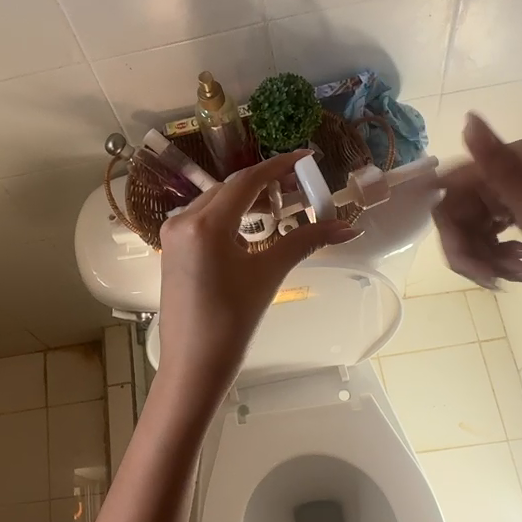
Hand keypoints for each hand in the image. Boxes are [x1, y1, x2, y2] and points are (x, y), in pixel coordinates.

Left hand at [156, 150, 358, 386]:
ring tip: (281, 204)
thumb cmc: (232, 321)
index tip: (307, 157)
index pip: (247, 180)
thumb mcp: (269, 274)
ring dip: (248, 199)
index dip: (279, 165)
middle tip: (300, 184)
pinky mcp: (172, 249)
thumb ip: (305, 241)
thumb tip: (349, 227)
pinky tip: (252, 226)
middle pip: (230, 188)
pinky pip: (204, 219)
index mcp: (205, 223)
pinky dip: (230, 216)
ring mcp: (173, 234)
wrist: (193, 363)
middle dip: (266, 183)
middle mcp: (183, 220)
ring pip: (216, 202)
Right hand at [435, 114, 521, 328]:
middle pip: (459, 214)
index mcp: (511, 161)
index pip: (451, 191)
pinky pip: (490, 238)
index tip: (463, 260)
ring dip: (484, 259)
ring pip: (472, 230)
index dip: (449, 228)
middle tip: (490, 279)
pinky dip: (497, 259)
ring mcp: (517, 196)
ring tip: (514, 277)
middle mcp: (510, 172)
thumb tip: (468, 117)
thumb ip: (496, 164)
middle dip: (469, 251)